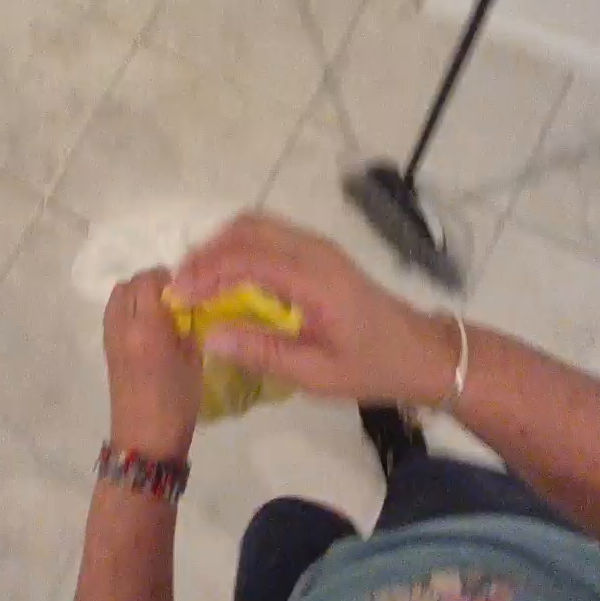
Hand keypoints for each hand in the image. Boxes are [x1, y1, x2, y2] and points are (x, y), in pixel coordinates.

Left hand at [103, 267, 202, 458]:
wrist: (145, 440)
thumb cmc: (177, 401)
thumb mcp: (194, 358)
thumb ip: (189, 324)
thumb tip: (187, 304)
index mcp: (147, 325)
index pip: (148, 279)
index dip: (166, 277)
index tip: (184, 288)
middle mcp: (122, 325)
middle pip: (129, 284)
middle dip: (150, 282)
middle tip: (172, 297)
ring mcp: (110, 336)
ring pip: (117, 295)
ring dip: (136, 293)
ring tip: (158, 309)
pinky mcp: (106, 348)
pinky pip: (113, 312)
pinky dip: (127, 307)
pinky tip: (147, 325)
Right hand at [172, 213, 461, 406]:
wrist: (422, 352)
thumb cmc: (372, 367)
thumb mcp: (316, 375)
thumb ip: (261, 352)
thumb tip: (209, 336)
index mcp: (314, 279)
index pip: (247, 260)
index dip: (206, 274)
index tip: (178, 297)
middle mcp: (313, 250)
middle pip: (246, 229)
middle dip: (206, 252)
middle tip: (181, 285)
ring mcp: (316, 245)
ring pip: (255, 225)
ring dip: (220, 245)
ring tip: (196, 278)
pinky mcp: (317, 250)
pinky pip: (268, 234)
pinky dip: (238, 246)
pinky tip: (226, 274)